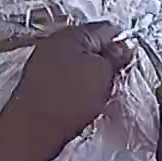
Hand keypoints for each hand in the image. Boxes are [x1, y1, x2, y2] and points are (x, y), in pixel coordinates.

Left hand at [0, 21, 131, 160]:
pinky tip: (82, 102)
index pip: (108, 29)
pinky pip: (68, 79)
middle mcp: (55, 44)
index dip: (122, 45)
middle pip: (92, 46)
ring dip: (93, 77)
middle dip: (106, 62)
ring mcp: (45, 63)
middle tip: (114, 81)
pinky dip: (78, 88)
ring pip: (80, 64)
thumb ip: (116, 56)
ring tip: (97, 95)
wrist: (33, 131)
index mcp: (72, 34)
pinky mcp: (41, 83)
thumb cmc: (67, 100)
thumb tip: (123, 47)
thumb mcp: (102, 74)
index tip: (128, 62)